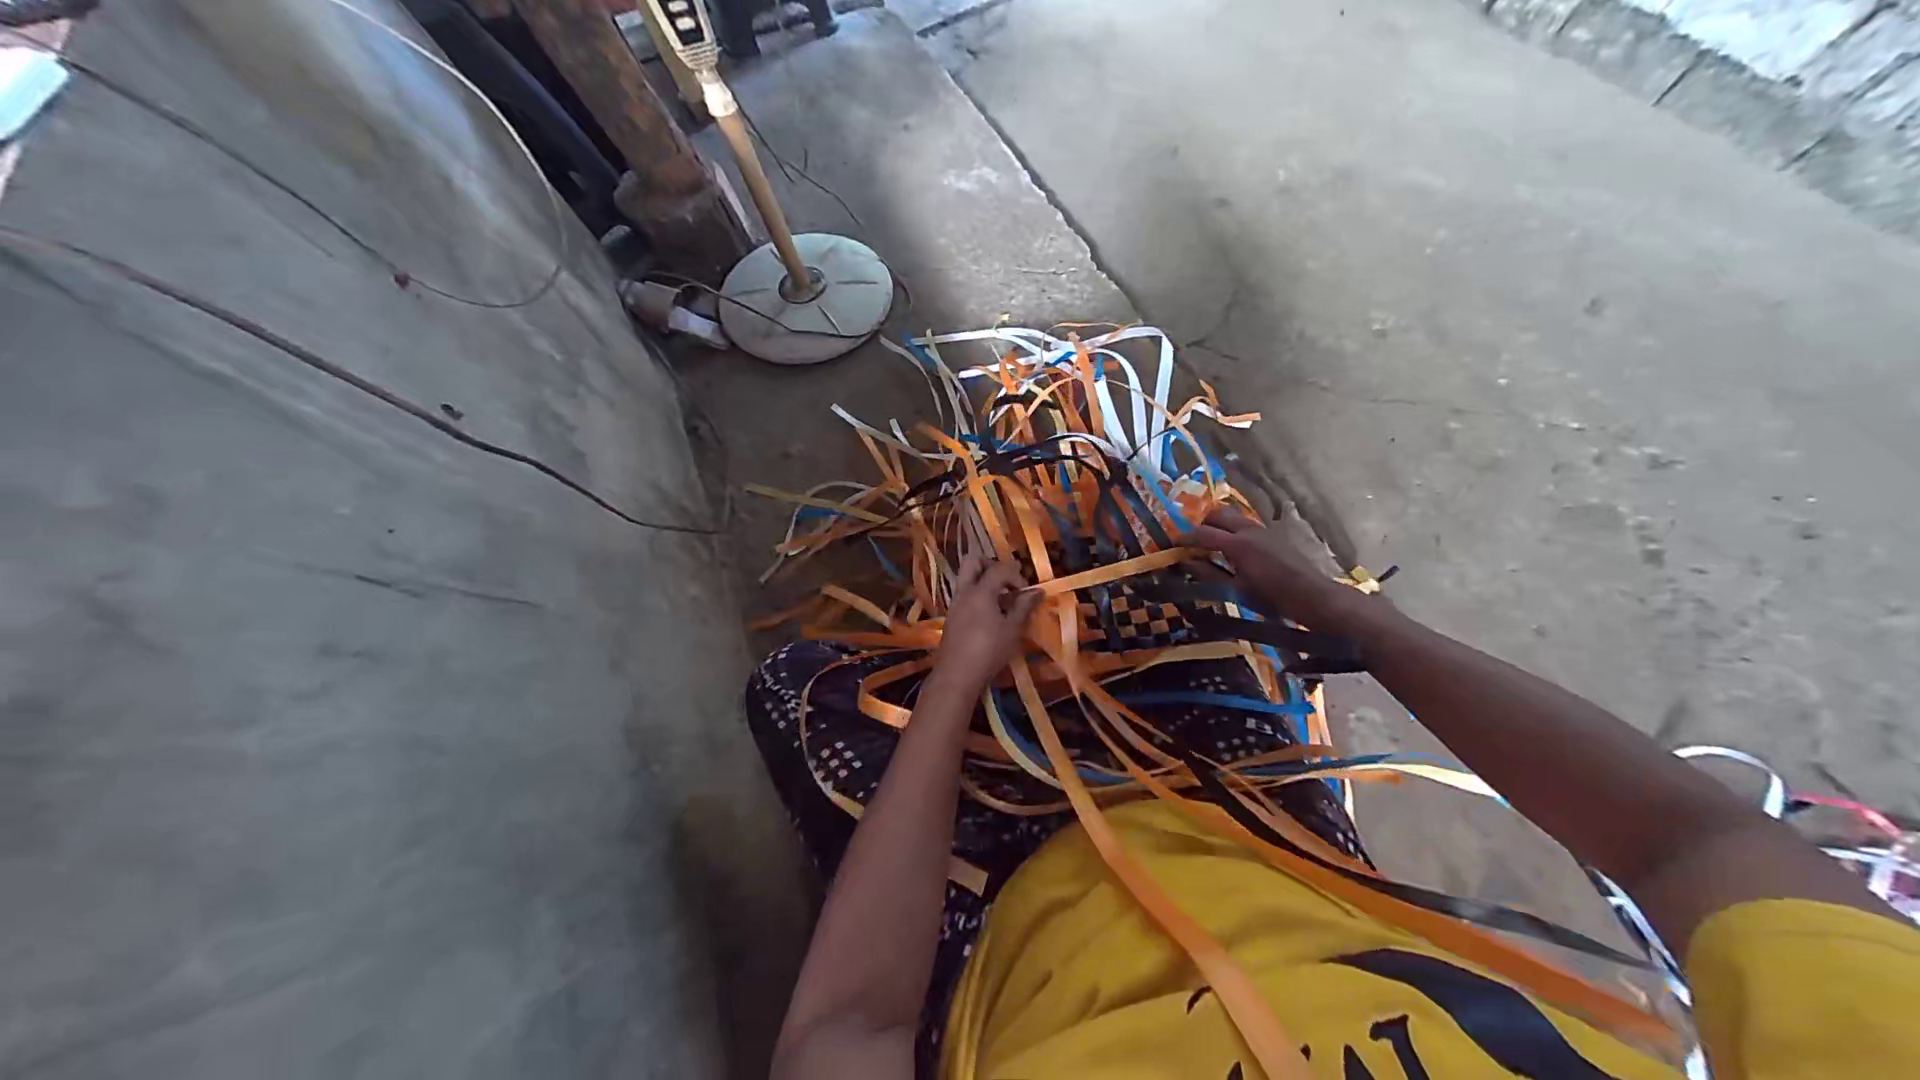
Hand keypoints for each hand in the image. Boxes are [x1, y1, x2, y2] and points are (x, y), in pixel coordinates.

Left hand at [932, 556, 1042, 690]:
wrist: (957, 675)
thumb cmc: (989, 651)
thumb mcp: (1012, 629)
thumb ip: (1024, 607)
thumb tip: (1037, 591)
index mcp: (980, 591)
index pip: (999, 569)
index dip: (1016, 575)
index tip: (1026, 591)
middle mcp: (964, 592)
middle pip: (973, 562)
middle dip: (992, 565)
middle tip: (1007, 581)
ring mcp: (955, 604)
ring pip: (966, 578)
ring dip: (984, 581)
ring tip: (1002, 601)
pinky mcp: (951, 616)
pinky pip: (964, 594)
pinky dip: (978, 595)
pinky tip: (990, 615)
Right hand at [1185, 507, 1356, 628]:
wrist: (1311, 596)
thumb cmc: (1270, 597)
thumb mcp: (1234, 589)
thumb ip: (1208, 573)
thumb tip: (1185, 562)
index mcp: (1237, 544)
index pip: (1202, 533)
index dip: (1185, 538)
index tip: (1173, 545)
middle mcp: (1249, 530)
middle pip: (1218, 514)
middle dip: (1202, 524)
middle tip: (1192, 541)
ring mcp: (1264, 529)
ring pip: (1234, 517)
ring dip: (1219, 525)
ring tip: (1212, 544)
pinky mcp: (1274, 534)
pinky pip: (1247, 524)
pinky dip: (1233, 530)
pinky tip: (1234, 549)